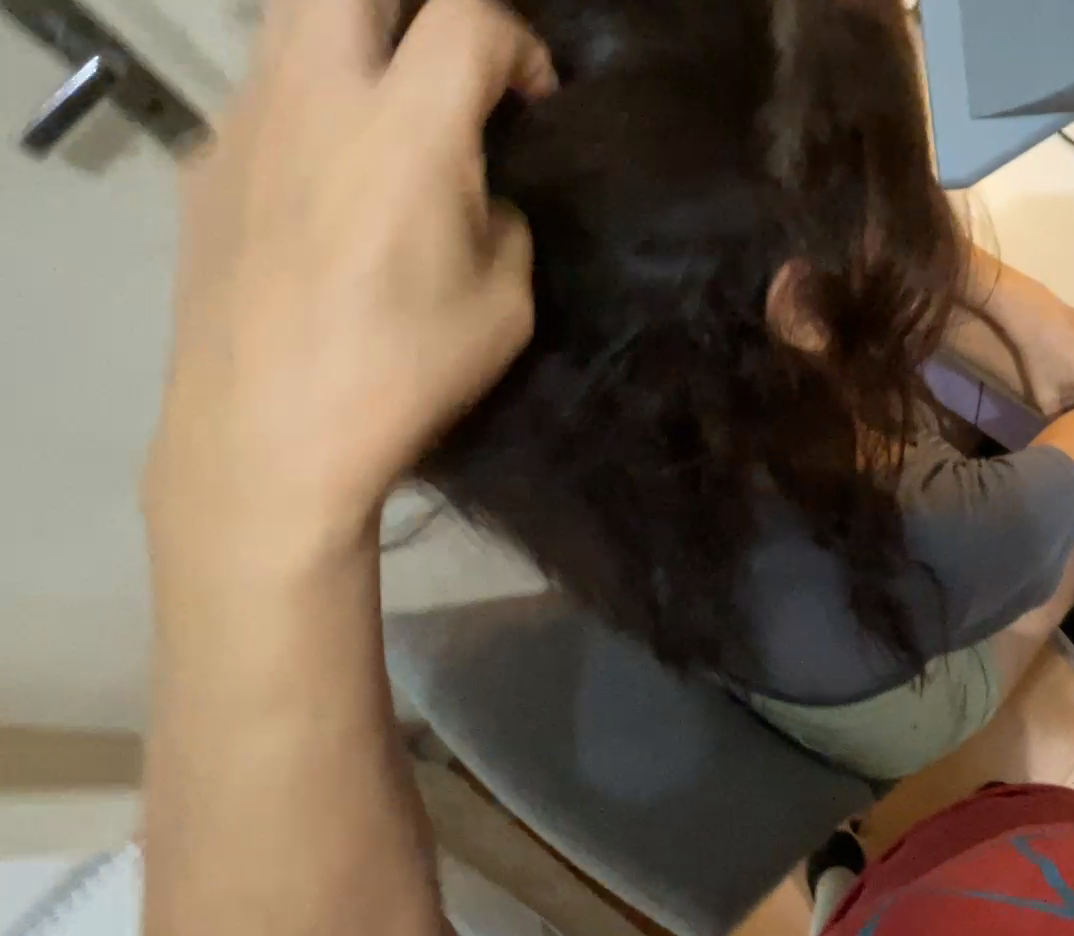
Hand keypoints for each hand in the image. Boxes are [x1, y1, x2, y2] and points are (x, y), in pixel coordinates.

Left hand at [145, 0, 555, 564]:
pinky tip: (338, 191)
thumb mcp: (506, 306)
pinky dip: (318, 113)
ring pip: (296, 22)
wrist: (272, 427)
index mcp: (408, 132)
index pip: (468, 19)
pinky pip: (268, 98)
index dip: (520, 44)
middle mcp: (316, 97)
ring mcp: (246, 120)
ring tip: (400, 123)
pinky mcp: (207, 161)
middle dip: (426, 14)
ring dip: (362, 47)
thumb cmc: (409, 370)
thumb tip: (481, 202)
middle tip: (462, 75)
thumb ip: (503, 228)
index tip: (537, 99)